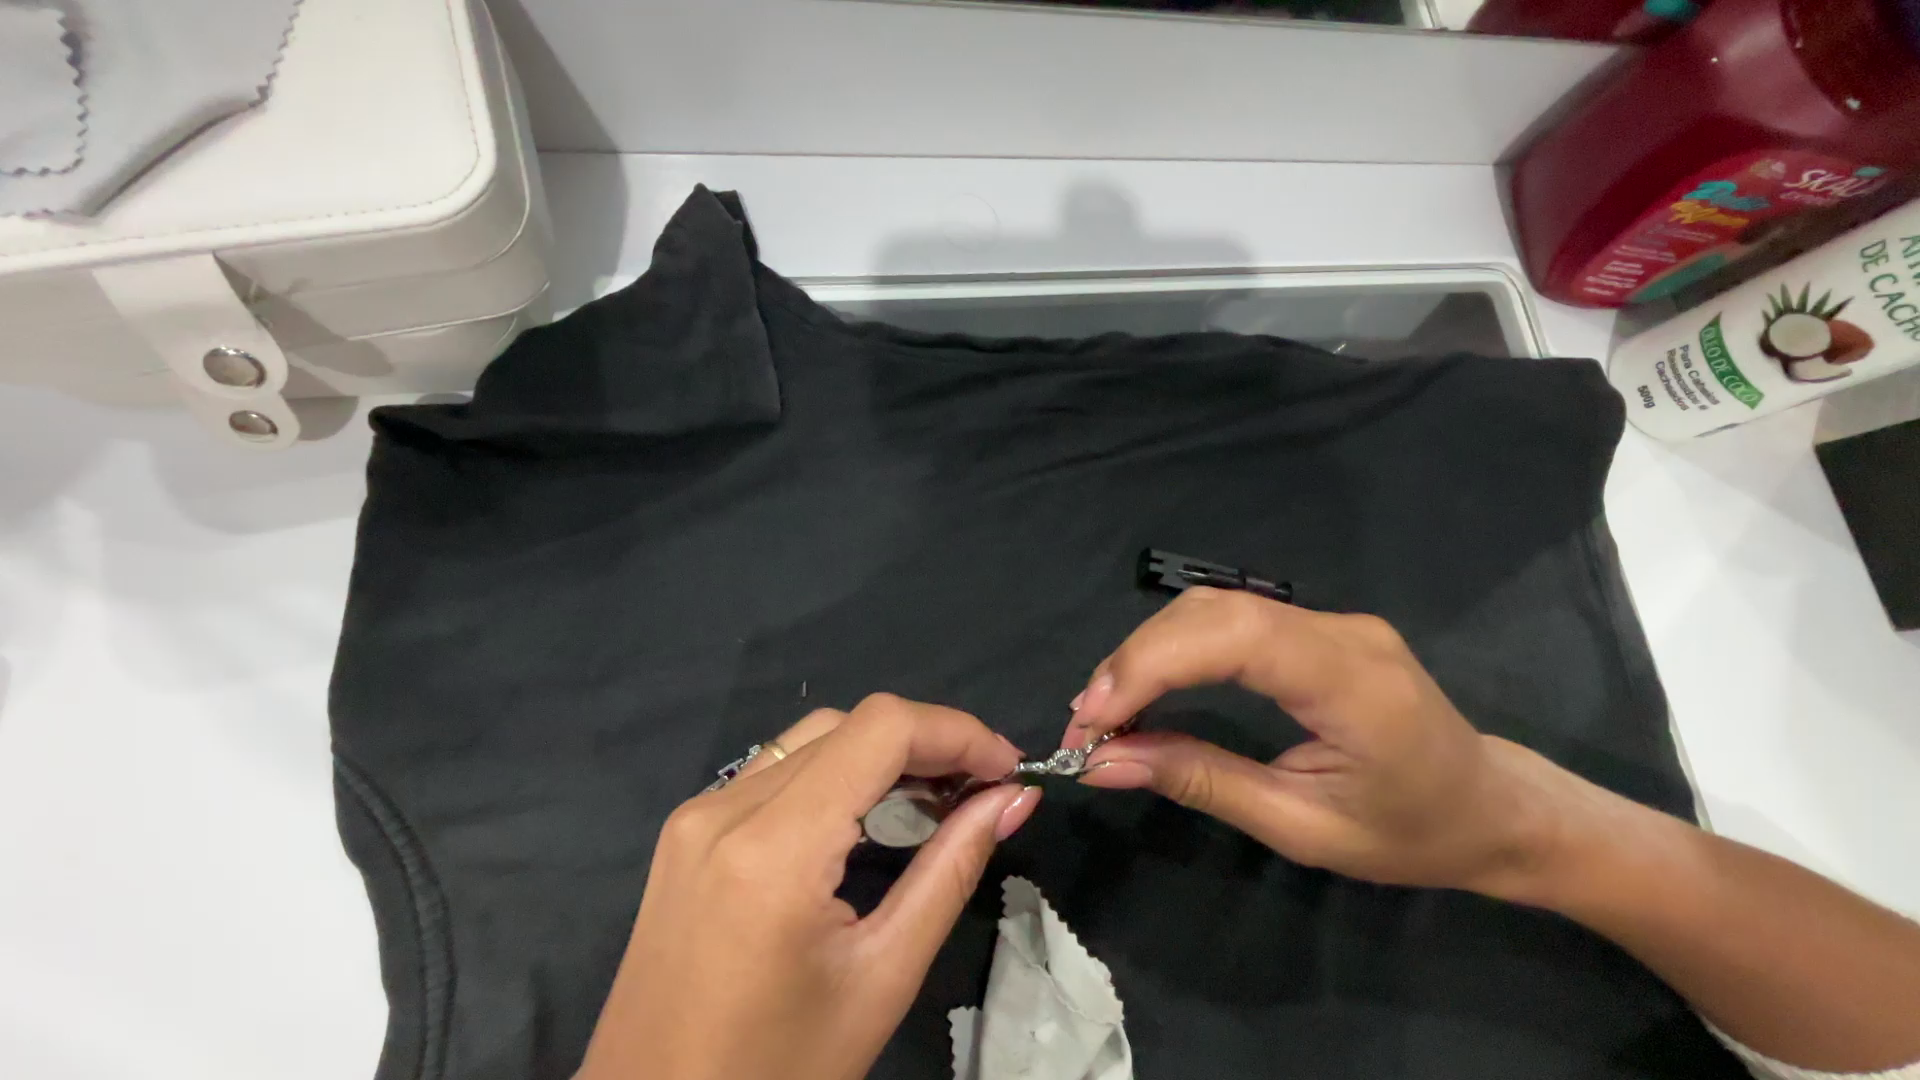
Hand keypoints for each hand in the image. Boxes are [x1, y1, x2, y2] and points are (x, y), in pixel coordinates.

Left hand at [577, 695, 1042, 1079]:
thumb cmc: (778, 1070)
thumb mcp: (882, 977)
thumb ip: (951, 871)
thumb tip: (1013, 799)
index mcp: (773, 847)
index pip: (880, 730)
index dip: (956, 731)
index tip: (1009, 769)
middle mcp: (725, 807)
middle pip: (848, 726)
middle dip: (928, 743)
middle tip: (983, 790)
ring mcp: (697, 813)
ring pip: (811, 740)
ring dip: (883, 754)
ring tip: (939, 800)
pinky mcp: (687, 829)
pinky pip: (776, 771)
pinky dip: (836, 774)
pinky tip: (869, 816)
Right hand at [1064, 587, 1569, 897]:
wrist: (1492, 809)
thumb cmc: (1408, 835)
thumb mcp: (1301, 829)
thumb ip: (1201, 781)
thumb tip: (1103, 763)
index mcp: (1354, 684)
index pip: (1236, 639)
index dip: (1152, 664)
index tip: (1094, 718)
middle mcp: (1342, 632)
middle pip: (1214, 612)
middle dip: (1136, 659)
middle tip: (1086, 720)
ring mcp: (1332, 621)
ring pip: (1215, 607)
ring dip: (1149, 650)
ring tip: (1106, 707)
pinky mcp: (1318, 626)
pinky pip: (1231, 620)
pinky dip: (1176, 647)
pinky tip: (1148, 683)